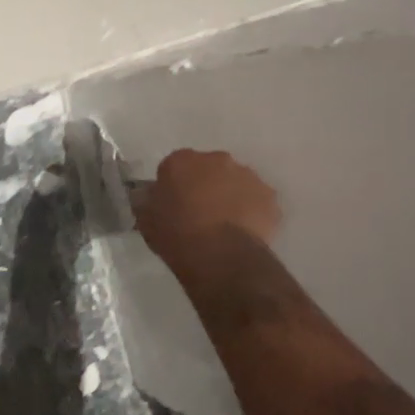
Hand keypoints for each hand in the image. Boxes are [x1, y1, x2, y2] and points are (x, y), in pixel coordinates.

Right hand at [134, 150, 280, 266]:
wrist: (219, 254)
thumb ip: (148, 200)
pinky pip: (255, 200)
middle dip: (203, 184)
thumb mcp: (145, 217)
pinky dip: (248, 210)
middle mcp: (217, 160)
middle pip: (208, 168)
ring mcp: (248, 176)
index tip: (170, 202)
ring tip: (220, 224)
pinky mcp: (269, 197)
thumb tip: (150, 195)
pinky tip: (239, 230)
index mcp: (181, 161)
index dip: (172, 184)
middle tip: (196, 211)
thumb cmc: (175, 233)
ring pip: (235, 182)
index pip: (173, 165)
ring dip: (228, 195)